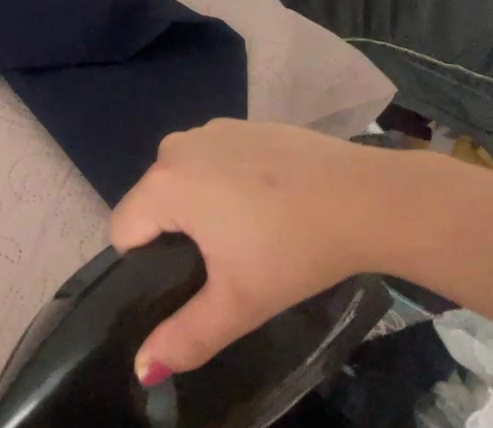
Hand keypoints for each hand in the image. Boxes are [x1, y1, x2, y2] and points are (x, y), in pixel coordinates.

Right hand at [109, 119, 424, 383]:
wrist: (369, 199)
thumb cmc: (296, 250)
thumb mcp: (241, 302)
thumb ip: (188, 335)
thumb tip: (142, 368)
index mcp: (163, 184)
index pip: (123, 230)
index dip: (147, 264)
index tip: (196, 280)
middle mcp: (173, 148)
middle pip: (151, 203)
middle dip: (178, 234)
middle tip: (230, 261)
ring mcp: (207, 130)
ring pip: (182, 179)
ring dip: (201, 206)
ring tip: (252, 231)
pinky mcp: (238, 125)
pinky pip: (211, 159)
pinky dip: (227, 180)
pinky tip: (269, 200)